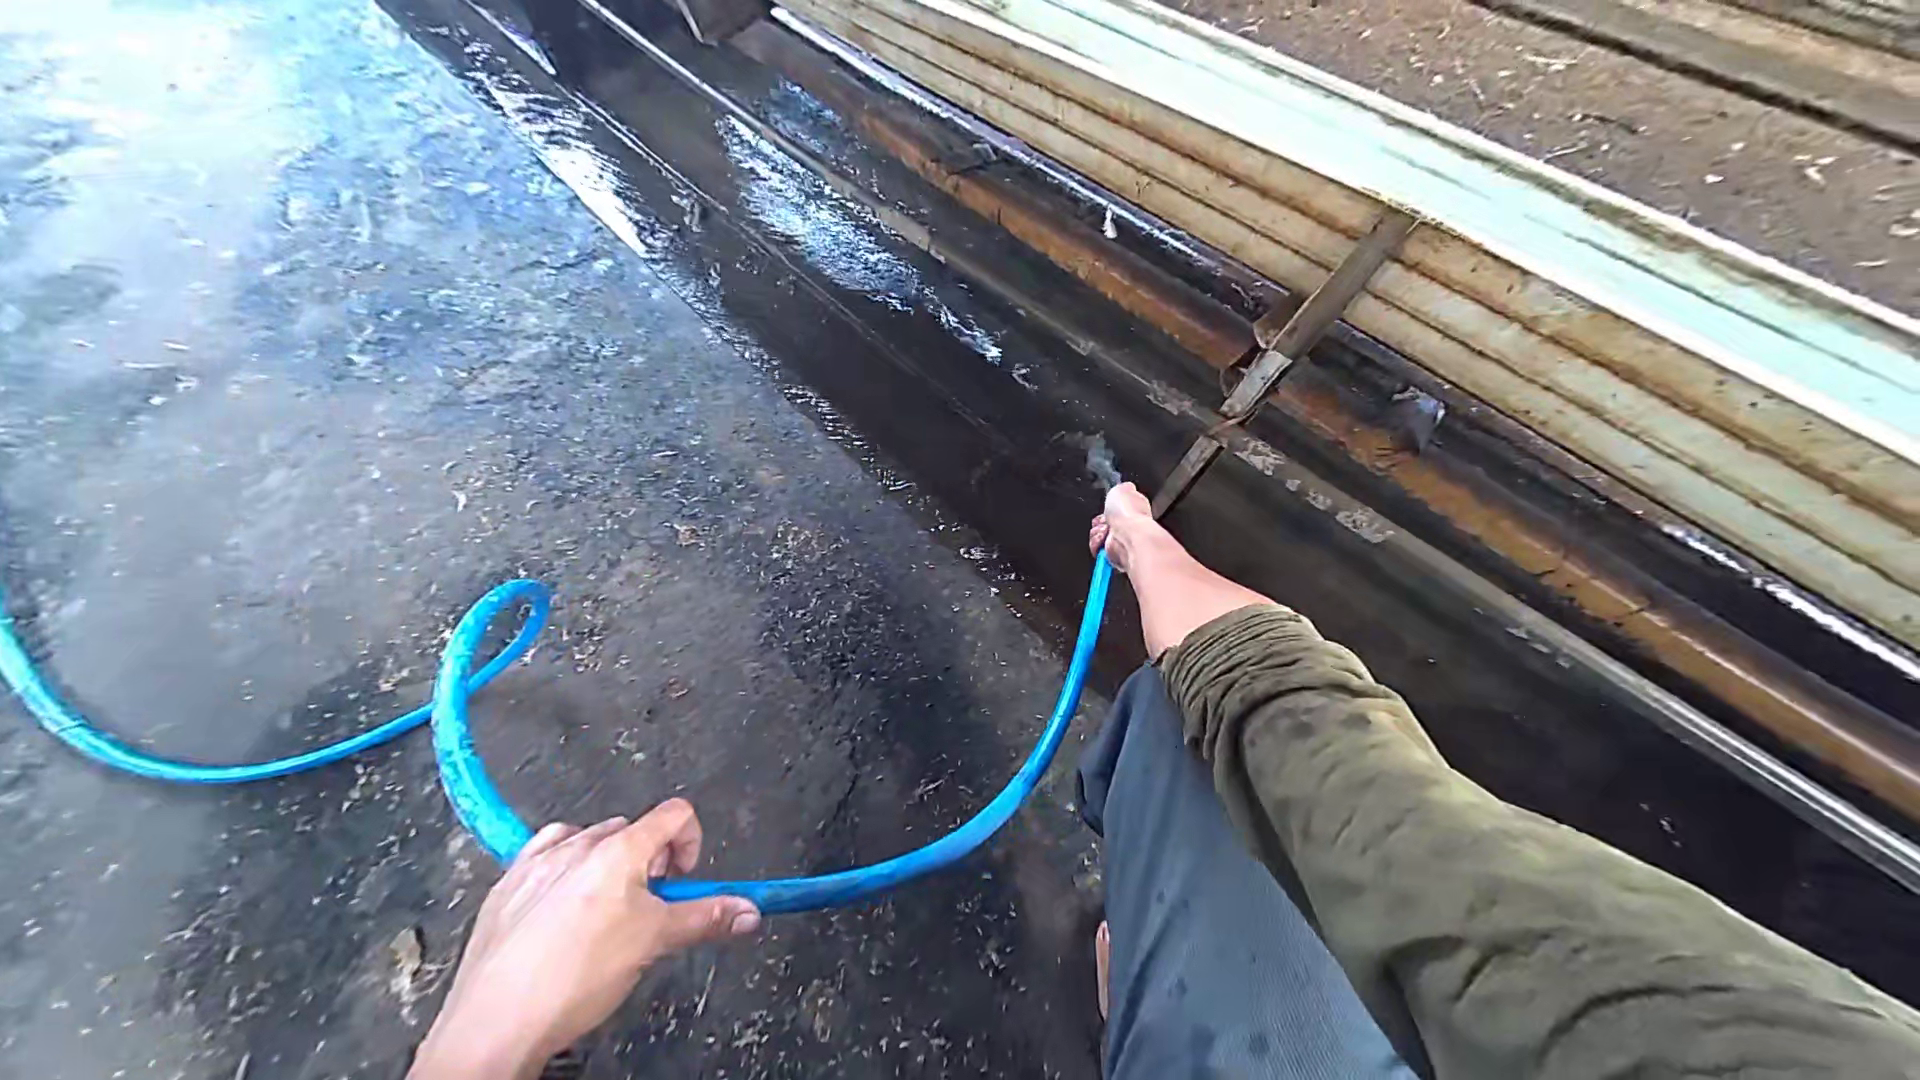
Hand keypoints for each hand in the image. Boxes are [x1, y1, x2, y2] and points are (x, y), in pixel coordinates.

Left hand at [410, 800, 760, 1079]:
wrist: (492, 1029)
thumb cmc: (577, 978)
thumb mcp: (655, 943)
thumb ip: (707, 918)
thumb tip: (750, 912)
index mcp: (620, 849)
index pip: (675, 813)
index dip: (690, 841)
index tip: (682, 879)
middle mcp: (579, 844)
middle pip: (634, 829)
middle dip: (649, 859)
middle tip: (645, 904)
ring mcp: (537, 862)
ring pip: (590, 839)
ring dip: (607, 861)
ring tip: (604, 908)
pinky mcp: (505, 886)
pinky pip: (543, 853)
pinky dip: (562, 865)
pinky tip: (560, 902)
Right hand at [1088, 482, 1157, 573]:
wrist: (1127, 536)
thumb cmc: (1129, 514)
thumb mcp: (1123, 489)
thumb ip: (1122, 489)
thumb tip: (1124, 488)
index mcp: (1136, 511)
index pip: (1117, 508)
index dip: (1108, 507)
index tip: (1108, 506)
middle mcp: (1130, 527)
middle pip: (1104, 522)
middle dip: (1100, 521)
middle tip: (1105, 520)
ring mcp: (1122, 541)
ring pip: (1097, 535)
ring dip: (1096, 532)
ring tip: (1105, 530)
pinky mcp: (1113, 555)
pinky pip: (1097, 549)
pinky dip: (1096, 544)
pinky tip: (1103, 540)